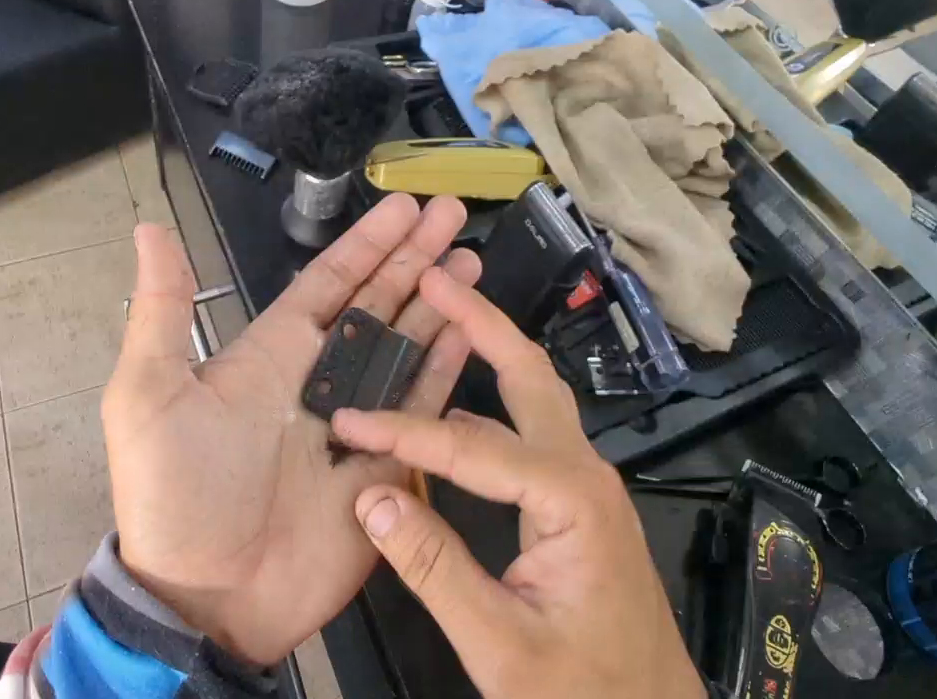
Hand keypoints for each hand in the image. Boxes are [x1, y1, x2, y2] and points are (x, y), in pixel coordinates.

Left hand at [105, 194, 482, 665]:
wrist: (207, 598)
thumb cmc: (176, 493)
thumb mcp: (149, 394)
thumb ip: (164, 310)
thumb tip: (150, 229)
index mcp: (275, 350)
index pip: (333, 279)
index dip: (369, 241)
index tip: (405, 206)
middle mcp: (323, 375)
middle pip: (380, 299)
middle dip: (415, 254)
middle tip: (451, 212)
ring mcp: (361, 417)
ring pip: (408, 342)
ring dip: (440, 301)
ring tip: (470, 260)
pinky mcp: (388, 462)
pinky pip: (425, 403)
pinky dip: (447, 364)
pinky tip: (471, 329)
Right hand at [331, 271, 702, 698]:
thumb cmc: (588, 694)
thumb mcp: (503, 648)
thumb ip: (435, 570)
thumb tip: (369, 497)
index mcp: (571, 497)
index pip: (470, 446)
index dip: (403, 432)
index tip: (348, 419)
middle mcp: (584, 470)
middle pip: (529, 374)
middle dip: (480, 321)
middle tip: (433, 280)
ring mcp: (585, 483)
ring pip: (533, 396)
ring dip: (489, 351)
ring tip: (439, 321)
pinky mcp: (576, 502)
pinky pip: (528, 434)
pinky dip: (488, 405)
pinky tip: (450, 412)